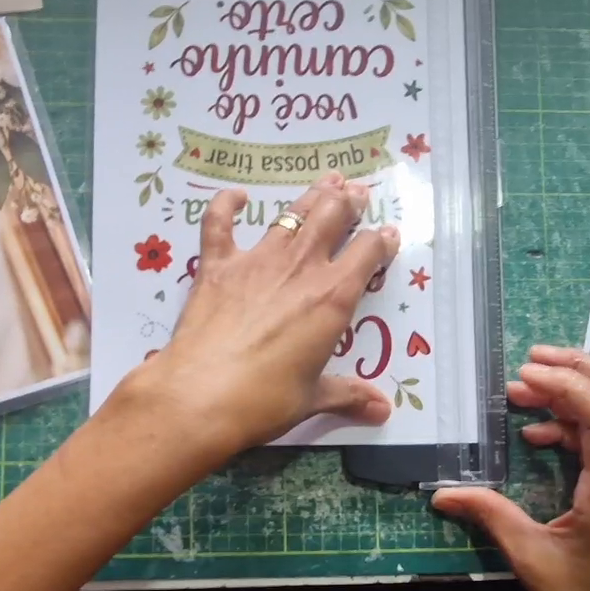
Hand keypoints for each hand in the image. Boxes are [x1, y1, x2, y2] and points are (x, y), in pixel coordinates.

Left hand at [121, 172, 400, 458]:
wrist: (201, 395)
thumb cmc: (265, 400)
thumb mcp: (312, 398)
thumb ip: (348, 395)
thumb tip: (383, 410)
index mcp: (332, 298)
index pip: (367, 255)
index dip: (381, 241)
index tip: (389, 235)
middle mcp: (300, 269)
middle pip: (332, 218)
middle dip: (349, 202)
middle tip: (358, 192)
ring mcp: (257, 261)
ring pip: (292, 213)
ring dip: (312, 195)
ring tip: (328, 181)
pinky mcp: (217, 265)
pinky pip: (220, 223)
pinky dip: (227, 205)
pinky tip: (236, 196)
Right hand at [431, 346, 589, 590]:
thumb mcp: (529, 559)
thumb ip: (489, 516)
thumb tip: (442, 494)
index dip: (569, 385)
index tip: (525, 377)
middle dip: (580, 369)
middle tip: (531, 361)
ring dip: (579, 391)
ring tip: (528, 391)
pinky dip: (578, 423)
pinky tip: (540, 435)